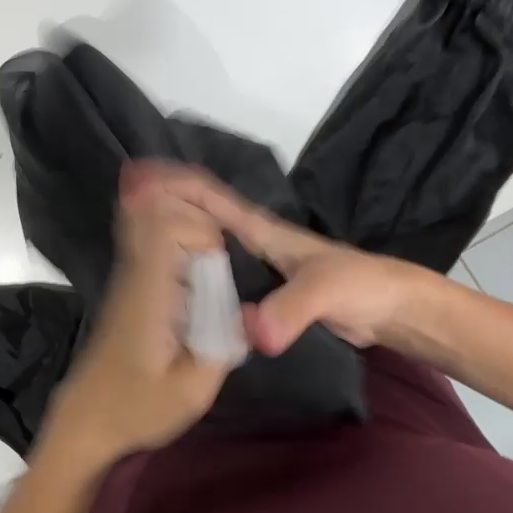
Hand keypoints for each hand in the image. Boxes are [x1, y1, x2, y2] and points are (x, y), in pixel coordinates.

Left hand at [42, 163, 232, 460]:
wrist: (87, 416)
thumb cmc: (137, 407)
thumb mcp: (192, 391)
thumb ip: (222, 344)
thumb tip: (249, 309)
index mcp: (150, 290)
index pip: (166, 224)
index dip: (200, 228)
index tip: (221, 259)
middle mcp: (136, 270)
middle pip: (156, 206)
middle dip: (196, 212)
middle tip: (223, 243)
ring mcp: (128, 272)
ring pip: (149, 214)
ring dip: (185, 215)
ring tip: (215, 239)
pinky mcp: (130, 281)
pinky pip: (149, 234)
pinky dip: (173, 227)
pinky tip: (198, 249)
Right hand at [138, 163, 437, 355]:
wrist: (393, 309)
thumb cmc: (361, 286)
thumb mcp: (327, 293)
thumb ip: (291, 310)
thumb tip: (253, 334)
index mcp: (260, 230)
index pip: (208, 197)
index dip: (172, 181)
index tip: (134, 178)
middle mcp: (251, 241)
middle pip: (197, 216)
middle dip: (159, 205)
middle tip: (119, 213)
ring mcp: (255, 266)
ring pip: (204, 246)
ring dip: (171, 238)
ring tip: (132, 247)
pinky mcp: (260, 292)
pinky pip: (215, 276)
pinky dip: (191, 274)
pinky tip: (173, 292)